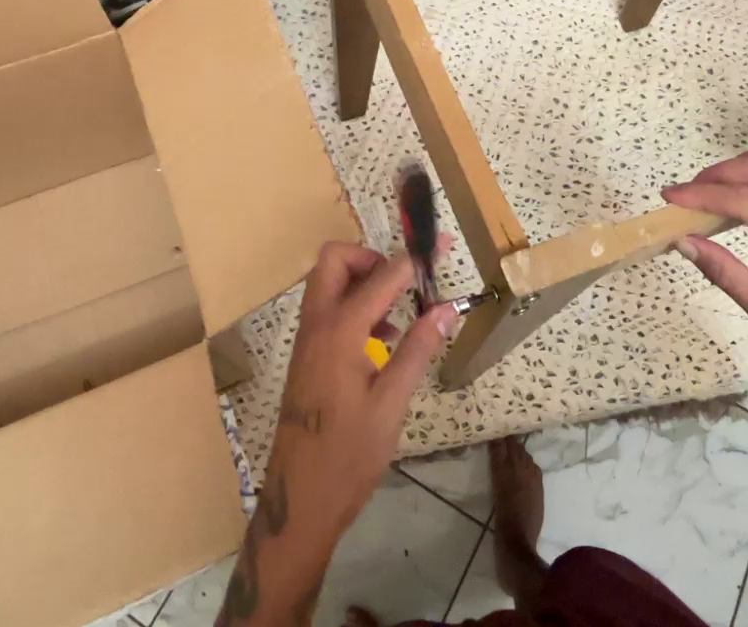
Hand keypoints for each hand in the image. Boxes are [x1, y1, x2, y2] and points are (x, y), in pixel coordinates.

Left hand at [269, 242, 459, 546]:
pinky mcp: (306, 356)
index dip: (414, 260)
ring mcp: (306, 339)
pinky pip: (326, 310)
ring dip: (363, 283)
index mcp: (339, 332)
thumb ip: (418, 349)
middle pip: (335, 260)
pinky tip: (381, 342)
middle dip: (373, 258)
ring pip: (327, 284)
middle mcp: (316, 325)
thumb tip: (447, 308)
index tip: (443, 248)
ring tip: (401, 317)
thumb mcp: (392, 404)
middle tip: (406, 283)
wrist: (300, 500)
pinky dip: (353, 307)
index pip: (381, 276)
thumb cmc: (349, 455)